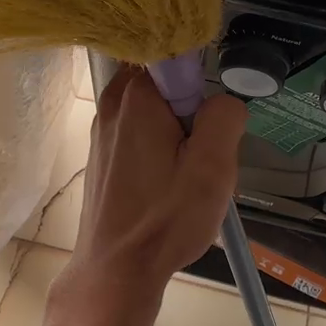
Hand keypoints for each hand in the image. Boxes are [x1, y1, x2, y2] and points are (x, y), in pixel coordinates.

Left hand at [59, 67, 246, 314]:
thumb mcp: (212, 167)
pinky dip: (159, 149)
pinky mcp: (102, 152)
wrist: (116, 271)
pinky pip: (140, 131)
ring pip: (155, 109)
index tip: (208, 121)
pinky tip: (166, 186)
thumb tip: (223, 100)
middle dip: (191, 110)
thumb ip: (224, 117)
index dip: (201, 83)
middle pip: (166, 82)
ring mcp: (102, 128)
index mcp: (136, 95)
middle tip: (201, 153)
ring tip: (184, 176)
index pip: (176, 54)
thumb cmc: (164, 220)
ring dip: (177, 134)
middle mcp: (112, 102)